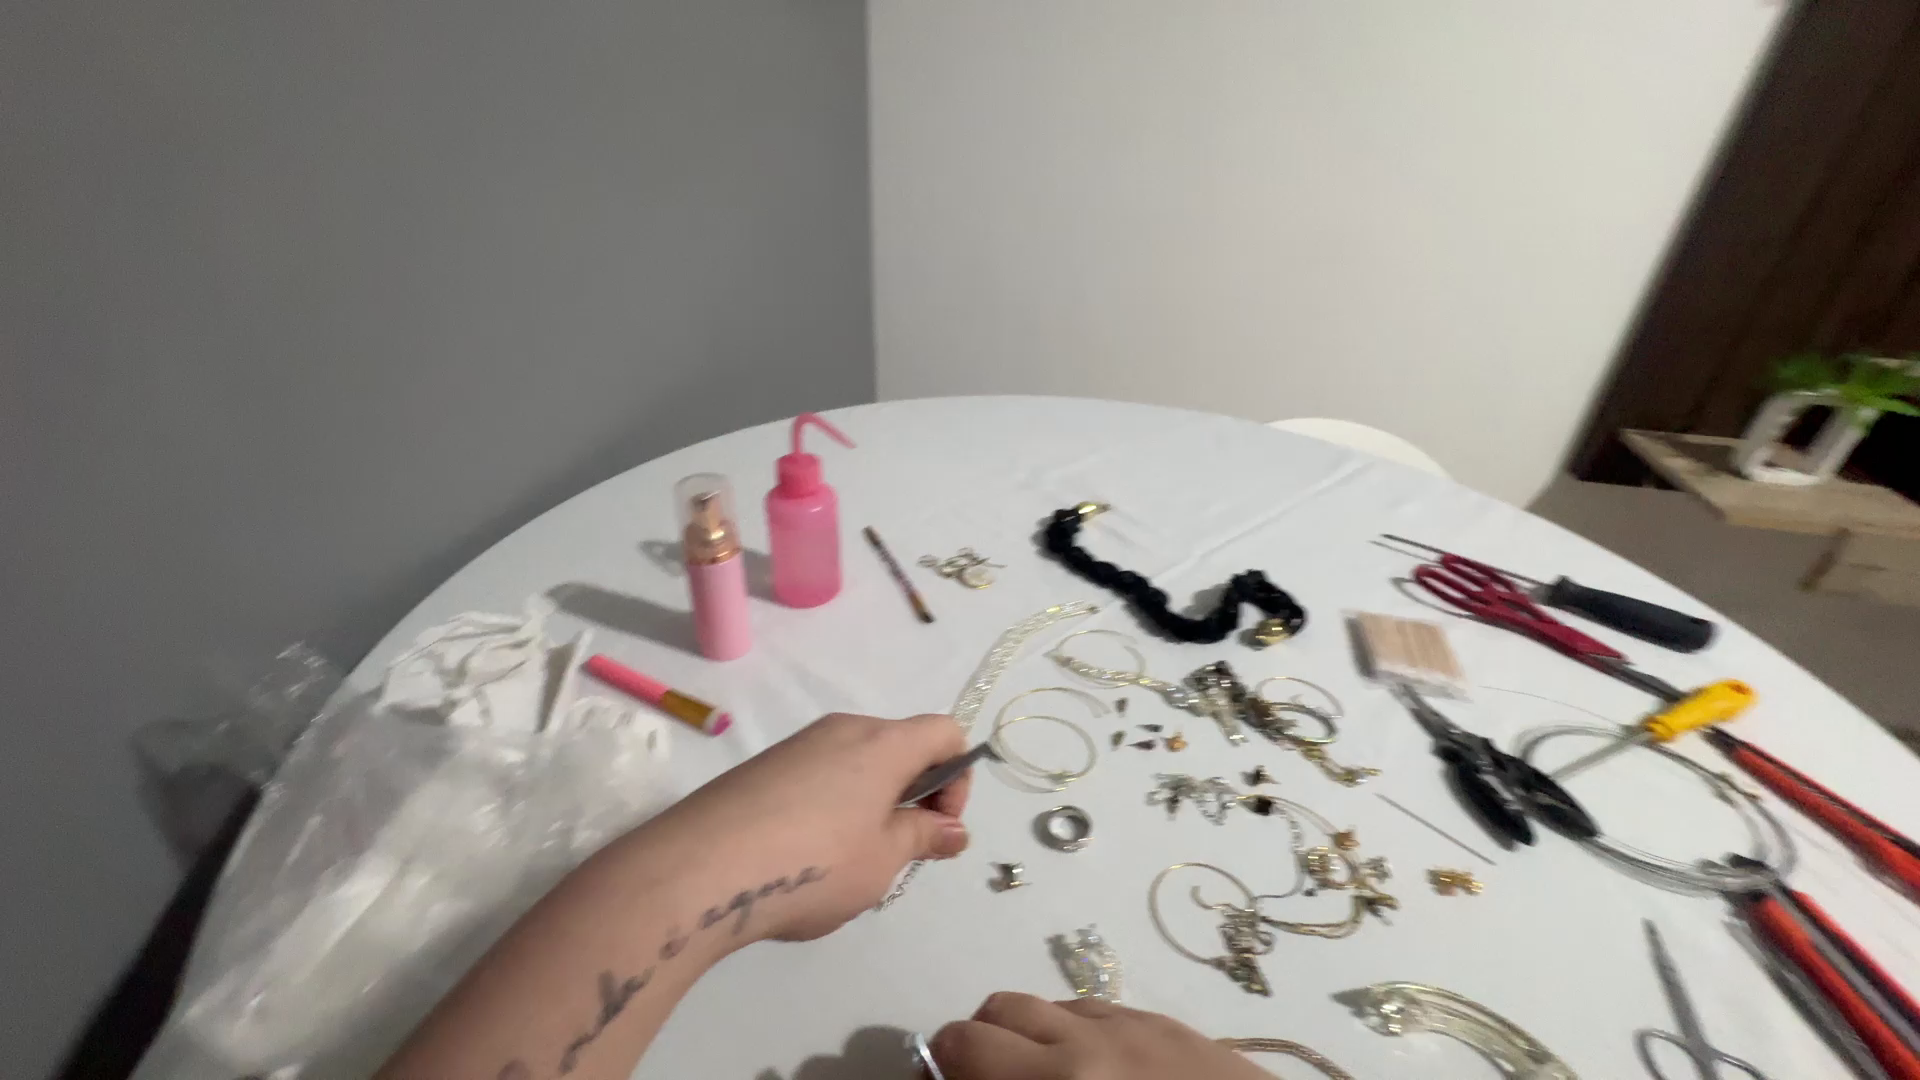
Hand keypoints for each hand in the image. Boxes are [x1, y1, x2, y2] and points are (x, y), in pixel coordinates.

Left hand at [649, 712, 971, 941]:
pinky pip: (819, 772)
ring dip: (872, 800)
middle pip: (900, 744)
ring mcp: (799, 744)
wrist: (697, 869)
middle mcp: (843, 729)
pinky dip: (833, 802)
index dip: (958, 777)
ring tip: (846, 860)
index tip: (937, 826)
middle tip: (895, 850)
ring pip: (858, 761)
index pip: (944, 731)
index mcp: (883, 743)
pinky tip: (804, 853)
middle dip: (914, 792)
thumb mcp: (882, 860)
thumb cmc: (813, 863)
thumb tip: (953, 828)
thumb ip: (924, 836)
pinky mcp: (765, 766)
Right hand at [932, 993, 1270, 1079]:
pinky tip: (1088, 1066)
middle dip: (967, 1049)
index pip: (963, 1053)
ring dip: (1018, 1035)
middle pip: (989, 1016)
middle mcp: (1080, 1047)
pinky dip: (1065, 1029)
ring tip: (1033, 1075)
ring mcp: (1121, 1025)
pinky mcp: (1156, 1019)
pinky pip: (1085, 1005)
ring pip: (1036, 1004)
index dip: (938, 1070)